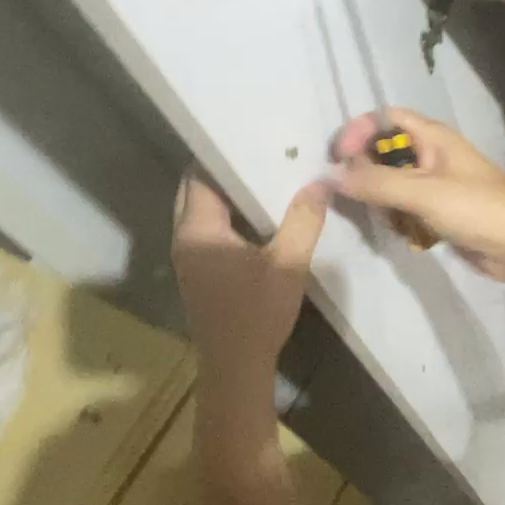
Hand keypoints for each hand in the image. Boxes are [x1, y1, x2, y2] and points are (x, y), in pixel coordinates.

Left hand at [172, 170, 327, 375]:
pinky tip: (262, 216)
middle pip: (198, 190)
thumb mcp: (288, 264)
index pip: (200, 175)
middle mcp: (184, 238)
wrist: (236, 367)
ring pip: (203, 212)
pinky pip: (210, 231)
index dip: (224, 154)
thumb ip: (303, 220)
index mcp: (198, 230)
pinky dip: (230, 218)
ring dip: (230, 196)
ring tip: (267, 178)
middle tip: (264, 154)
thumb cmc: (257, 313)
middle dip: (228, 172)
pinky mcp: (199, 272)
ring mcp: (188, 257)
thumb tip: (320, 182)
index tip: (252, 137)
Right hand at [330, 109, 504, 282]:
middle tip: (356, 197)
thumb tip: (330, 176)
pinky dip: (400, 220)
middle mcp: (433, 155)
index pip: (386, 118)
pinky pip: (407, 209)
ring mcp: (438, 185)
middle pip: (386, 153)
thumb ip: (375, 183)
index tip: (339, 159)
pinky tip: (406, 235)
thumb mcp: (422, 193)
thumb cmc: (477, 210)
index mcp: (433, 137)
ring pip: (393, 185)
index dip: (359, 132)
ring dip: (383, 202)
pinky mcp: (441, 212)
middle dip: (367, 174)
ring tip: (388, 220)